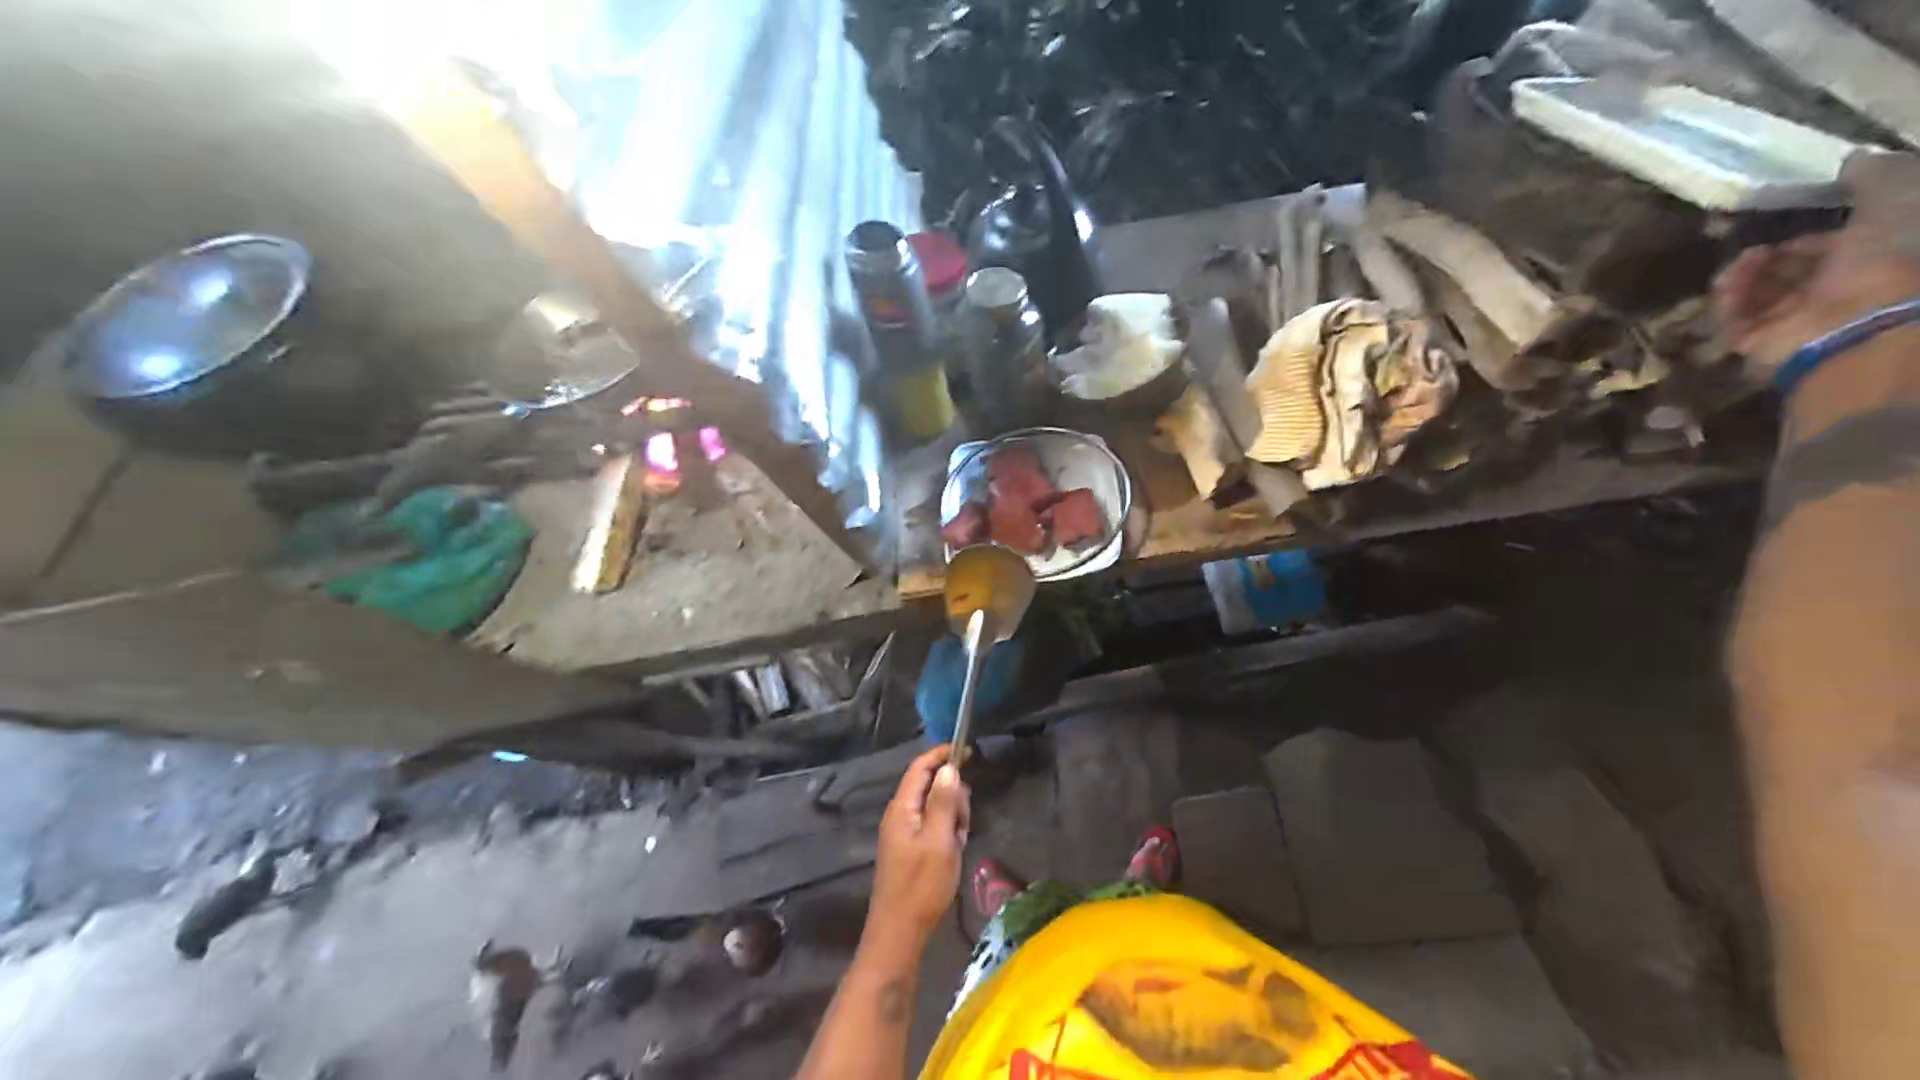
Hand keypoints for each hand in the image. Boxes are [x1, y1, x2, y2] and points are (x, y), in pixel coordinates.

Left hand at [867, 744, 970, 948]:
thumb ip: (943, 802)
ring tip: (958, 843)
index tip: (968, 752)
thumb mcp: (939, 841)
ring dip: (951, 817)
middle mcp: (899, 815)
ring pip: (933, 808)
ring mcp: (902, 833)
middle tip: (963, 822)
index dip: (941, 755)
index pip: (920, 767)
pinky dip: (945, 833)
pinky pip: (931, 827)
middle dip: (951, 795)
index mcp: (901, 808)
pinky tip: (953, 854)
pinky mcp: (908, 850)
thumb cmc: (921, 887)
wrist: (899, 934)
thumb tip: (948, 768)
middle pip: (929, 786)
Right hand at [1714, 151, 1919, 370]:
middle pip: (1790, 266)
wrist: (1860, 322)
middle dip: (1771, 251)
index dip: (1813, 226)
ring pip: (1758, 289)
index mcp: (1877, 260)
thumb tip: (1854, 157)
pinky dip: (1730, 295)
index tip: (1793, 213)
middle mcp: (1837, 291)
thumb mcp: (1899, 200)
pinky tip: (1732, 278)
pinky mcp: (1757, 341)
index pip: (1837, 241)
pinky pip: (1734, 314)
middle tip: (1757, 240)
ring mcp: (1794, 319)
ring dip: (1746, 270)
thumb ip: (1877, 176)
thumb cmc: (1892, 258)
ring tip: (1746, 260)